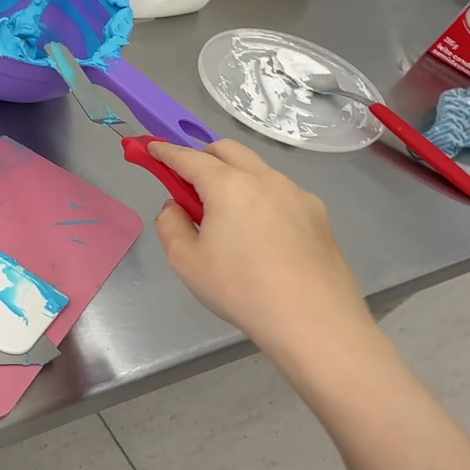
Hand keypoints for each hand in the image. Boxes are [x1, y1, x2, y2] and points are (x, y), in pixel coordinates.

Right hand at [147, 139, 373, 361]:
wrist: (315, 322)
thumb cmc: (241, 288)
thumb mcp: (185, 260)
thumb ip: (170, 224)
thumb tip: (176, 207)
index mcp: (228, 185)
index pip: (188, 157)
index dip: (164, 150)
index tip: (150, 147)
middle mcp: (265, 180)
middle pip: (227, 150)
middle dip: (202, 156)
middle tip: (188, 184)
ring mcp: (298, 195)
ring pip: (257, 170)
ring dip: (234, 177)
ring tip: (227, 217)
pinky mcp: (319, 216)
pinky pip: (281, 193)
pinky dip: (260, 198)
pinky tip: (261, 234)